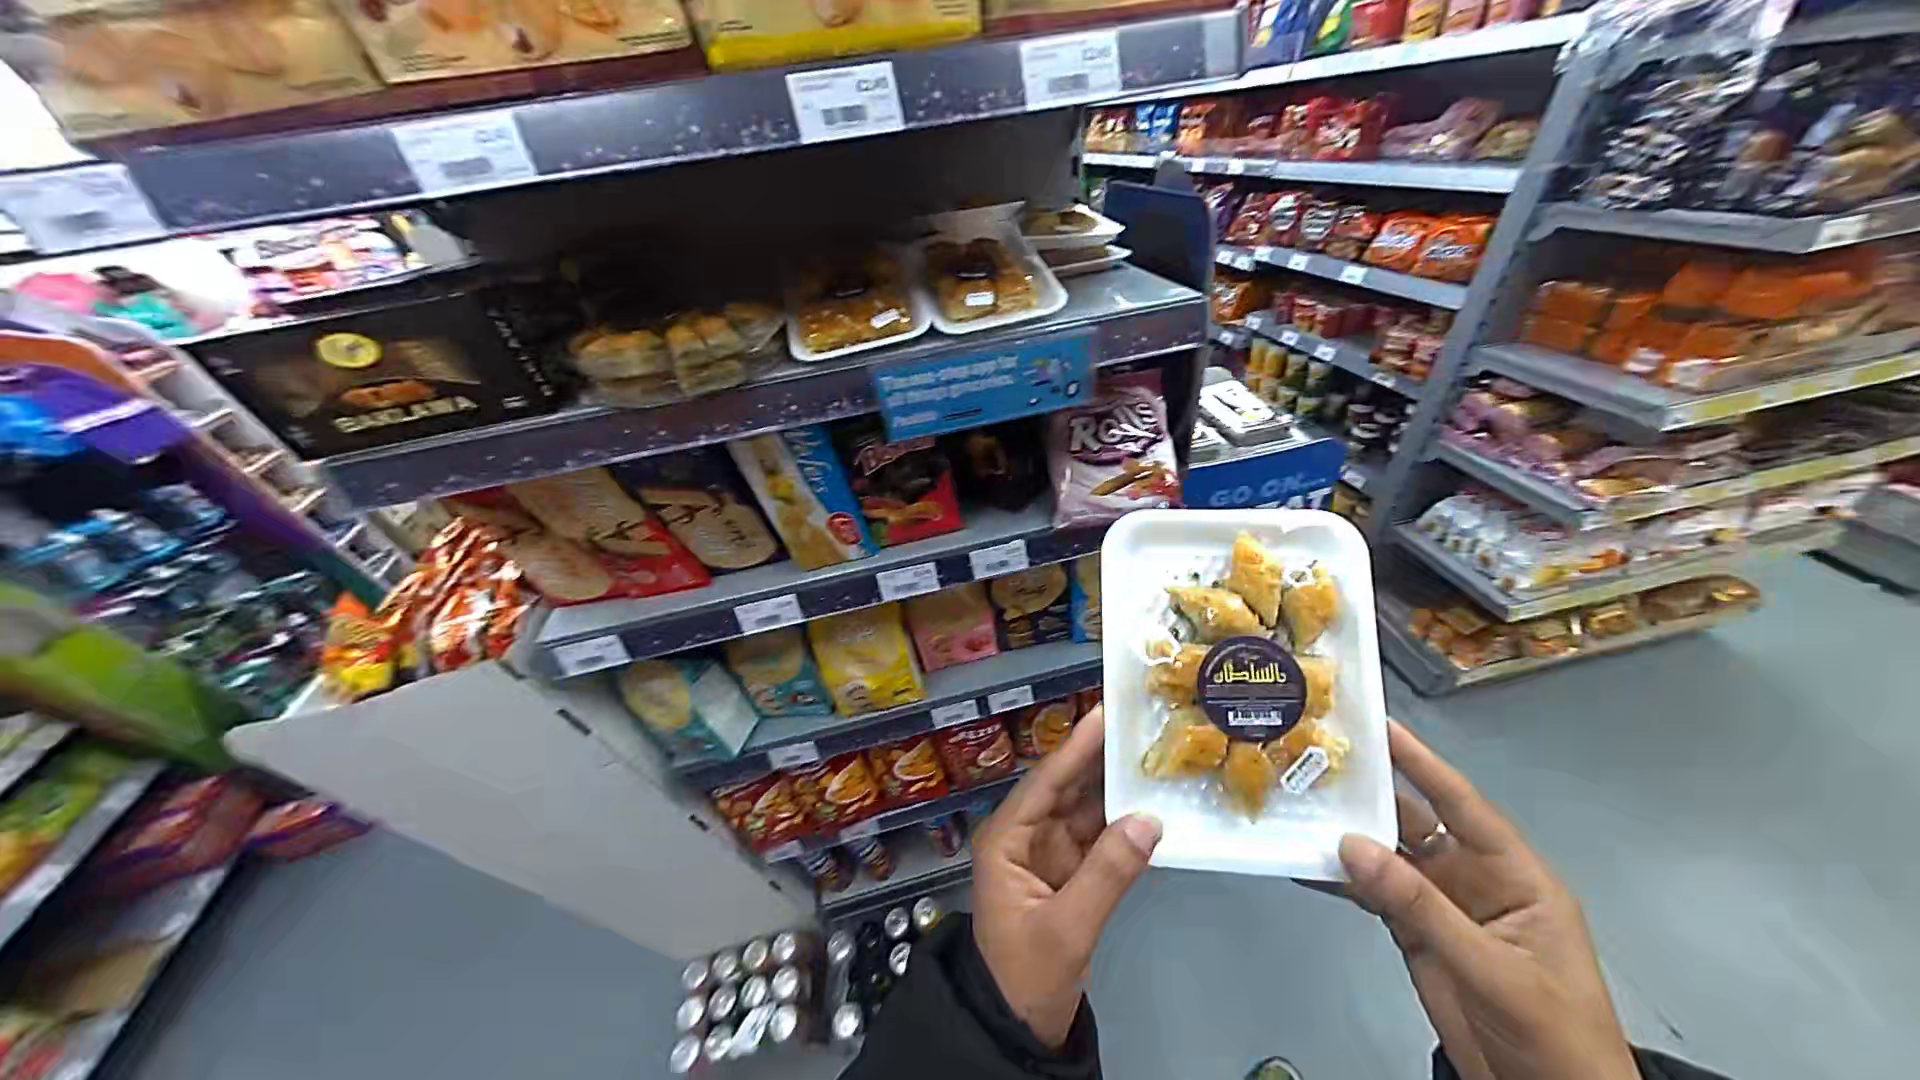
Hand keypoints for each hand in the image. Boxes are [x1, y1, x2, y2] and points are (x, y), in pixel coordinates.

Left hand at [970, 706, 1161, 1047]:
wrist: (1016, 1028)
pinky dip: (1120, 823)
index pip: (1045, 781)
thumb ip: (1107, 873)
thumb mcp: (1066, 928)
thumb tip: (1150, 819)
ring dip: (1113, 787)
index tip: (1104, 713)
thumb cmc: (1025, 975)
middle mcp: (1024, 835)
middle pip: (1064, 788)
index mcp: (1006, 838)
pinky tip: (1147, 804)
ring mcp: (1047, 853)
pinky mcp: (1068, 873)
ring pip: (1083, 810)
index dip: (1076, 747)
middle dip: (1097, 758)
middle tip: (1136, 724)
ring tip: (1149, 753)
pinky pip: (1096, 838)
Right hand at [1339, 721, 1638, 1079]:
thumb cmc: (1553, 1034)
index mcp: (1512, 875)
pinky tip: (1304, 863)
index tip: (1381, 726)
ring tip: (1298, 805)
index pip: (1462, 805)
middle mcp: (1470, 876)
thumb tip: (1349, 844)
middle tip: (1318, 759)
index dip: (1422, 763)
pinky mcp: (1411, 928)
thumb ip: (1420, 905)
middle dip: (1367, 793)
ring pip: (1383, 853)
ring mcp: (1438, 902)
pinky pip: (1368, 890)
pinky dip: (1336, 877)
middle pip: (1412, 821)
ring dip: (1344, 833)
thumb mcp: (1494, 970)